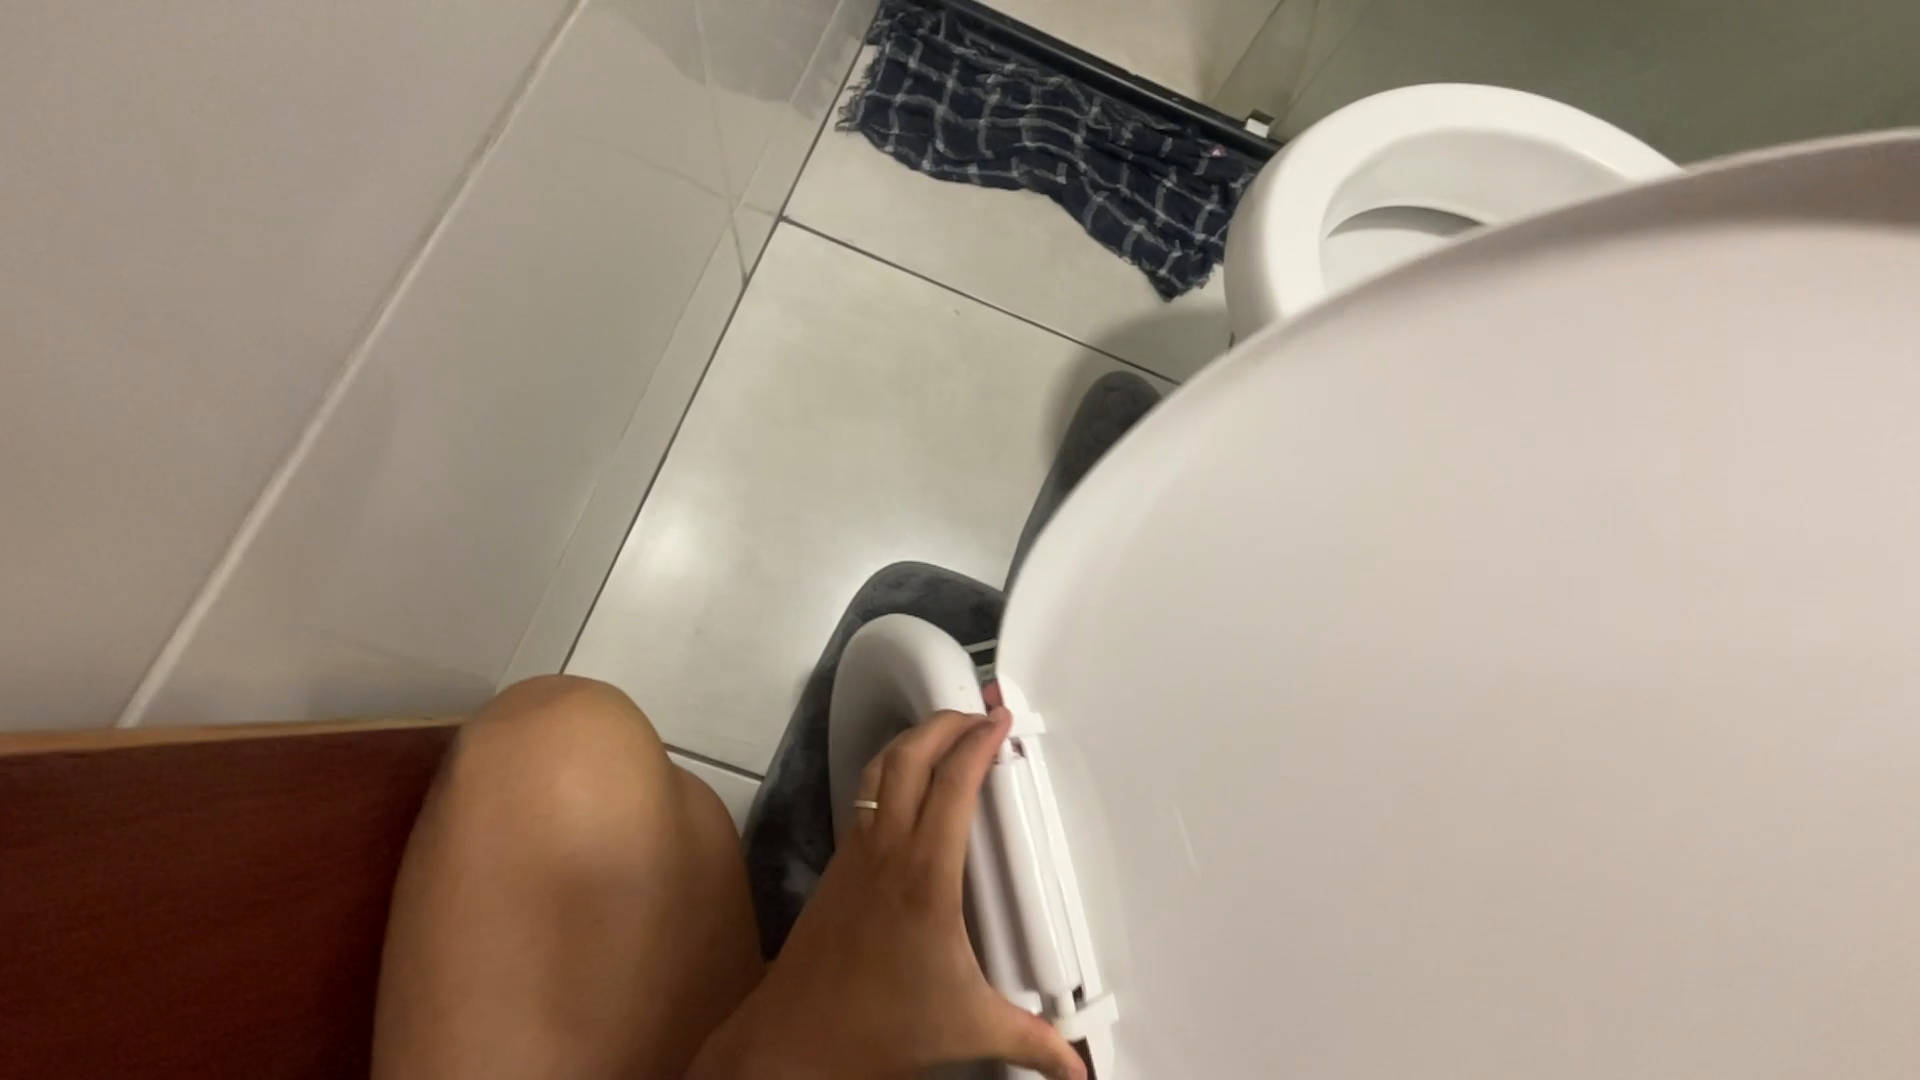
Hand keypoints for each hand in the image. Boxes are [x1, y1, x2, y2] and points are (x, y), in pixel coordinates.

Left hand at [689, 707, 1085, 1079]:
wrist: (795, 1038)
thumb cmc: (876, 1024)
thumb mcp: (967, 1027)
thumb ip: (1031, 1041)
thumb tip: (1076, 1066)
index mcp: (926, 874)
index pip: (954, 783)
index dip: (978, 742)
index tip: (999, 722)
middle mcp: (888, 848)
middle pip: (911, 754)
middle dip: (945, 721)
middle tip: (976, 715)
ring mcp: (858, 849)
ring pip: (882, 766)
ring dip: (915, 737)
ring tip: (945, 733)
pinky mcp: (840, 860)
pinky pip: (866, 791)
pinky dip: (892, 767)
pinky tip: (909, 784)